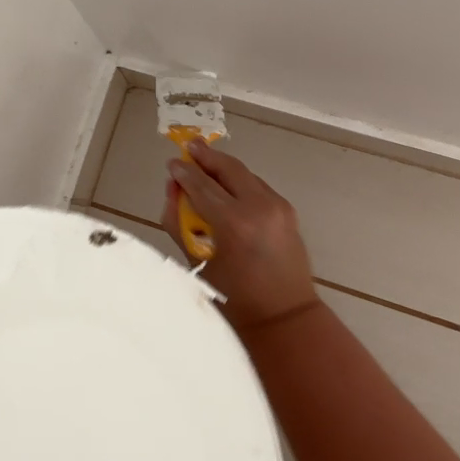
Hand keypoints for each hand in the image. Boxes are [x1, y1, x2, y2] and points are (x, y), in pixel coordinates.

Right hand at [163, 138, 319, 331]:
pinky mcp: (288, 211)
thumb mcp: (198, 262)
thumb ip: (179, 223)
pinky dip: (240, 182)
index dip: (184, 172)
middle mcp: (259, 207)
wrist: (284, 315)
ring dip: (224, 167)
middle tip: (189, 144)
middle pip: (229, 169)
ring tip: (205, 160)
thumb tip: (173, 192)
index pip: (202, 186)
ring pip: (246, 175)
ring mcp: (278, 207)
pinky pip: (258, 187)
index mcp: (234, 223)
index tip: (171, 162)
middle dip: (207, 156)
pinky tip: (227, 185)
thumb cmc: (234, 298)